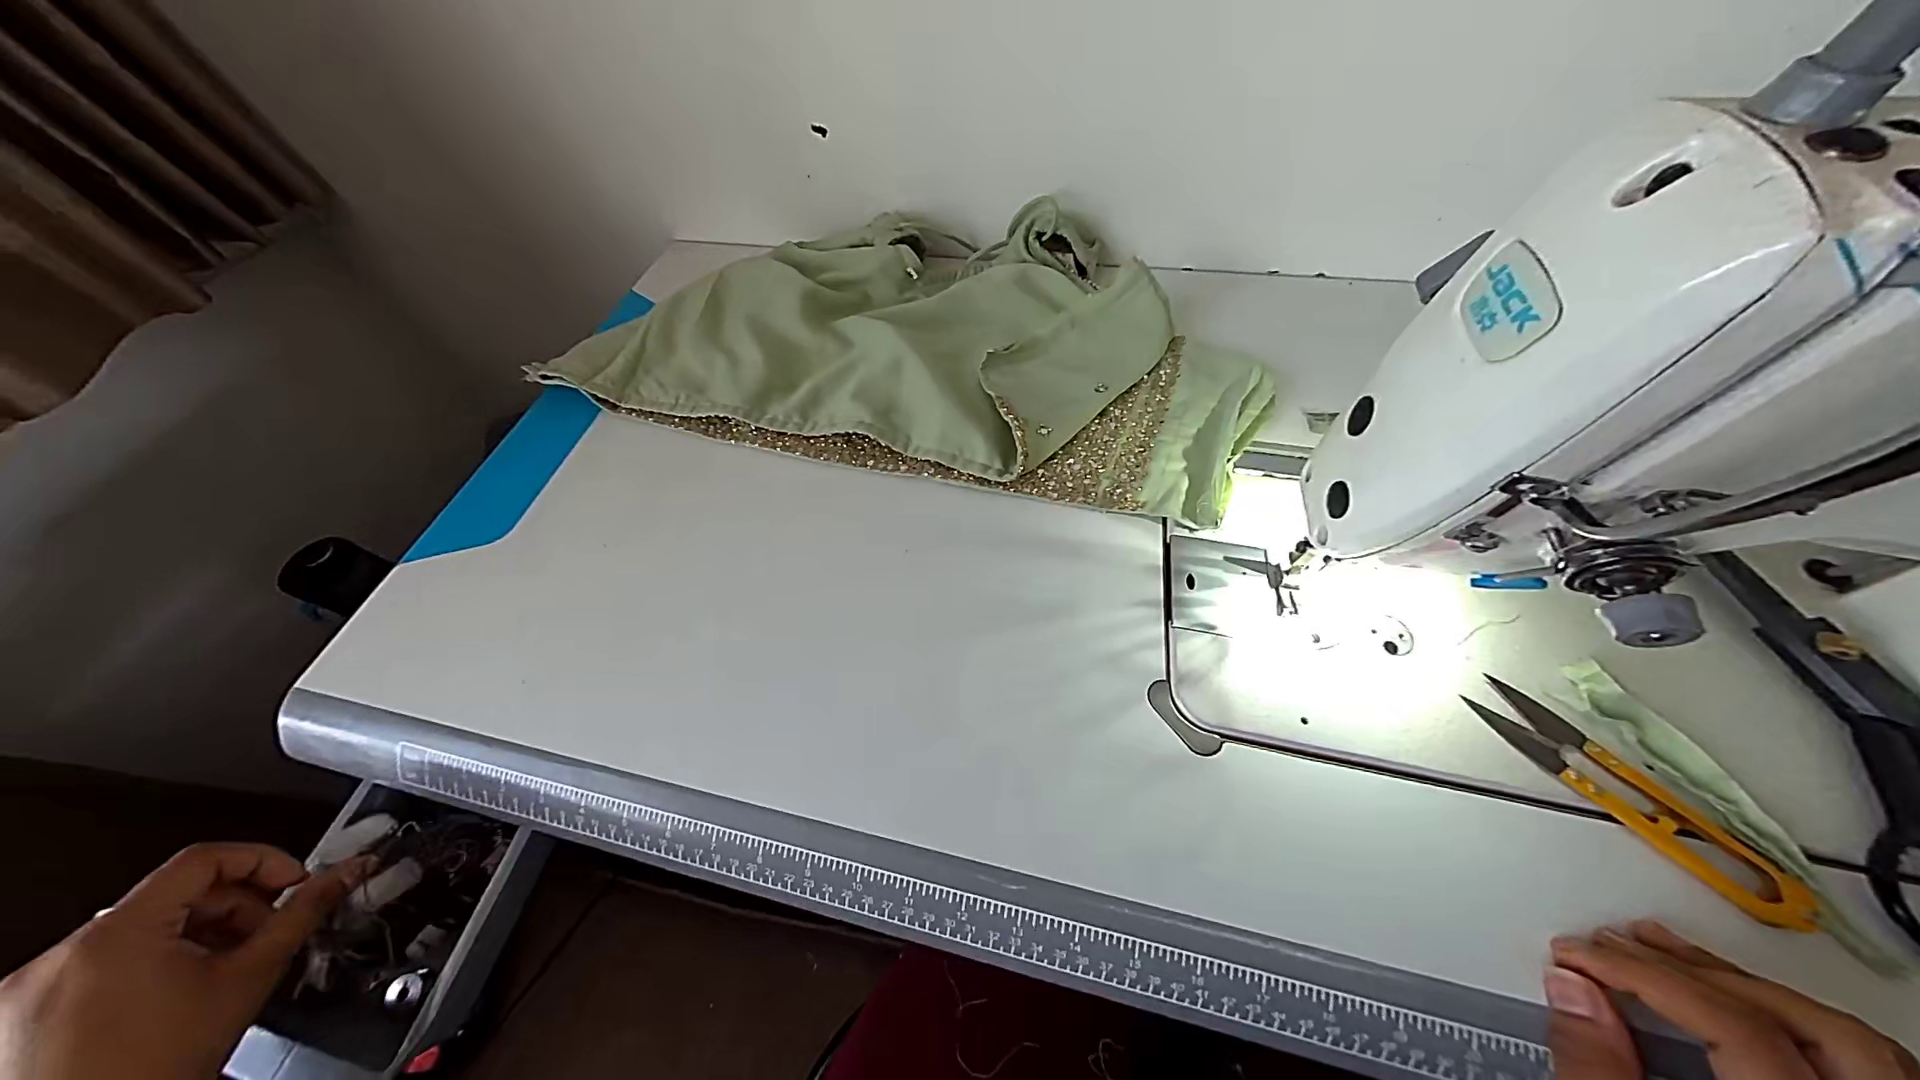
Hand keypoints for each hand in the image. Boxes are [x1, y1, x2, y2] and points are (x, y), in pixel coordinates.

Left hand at [0, 843, 371, 1079]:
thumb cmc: (156, 1069)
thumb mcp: (251, 975)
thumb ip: (303, 912)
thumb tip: (343, 874)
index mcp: (115, 935)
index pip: (204, 859)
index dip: (262, 862)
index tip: (291, 880)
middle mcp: (61, 955)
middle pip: (175, 895)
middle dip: (236, 909)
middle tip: (265, 933)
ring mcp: (32, 988)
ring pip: (142, 929)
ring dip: (198, 936)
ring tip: (223, 970)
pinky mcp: (21, 1013)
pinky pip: (103, 962)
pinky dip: (153, 964)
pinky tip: (180, 993)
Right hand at [1546, 920, 1917, 1079]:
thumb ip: (1600, 1069)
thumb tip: (1569, 989)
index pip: (1732, 1024)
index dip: (1639, 974)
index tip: (1578, 955)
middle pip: (1798, 1022)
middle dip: (1686, 967)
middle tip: (1613, 942)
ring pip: (1844, 1037)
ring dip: (1736, 981)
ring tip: (1664, 952)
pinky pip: (1867, 1060)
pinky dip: (1785, 1015)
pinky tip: (1733, 1000)